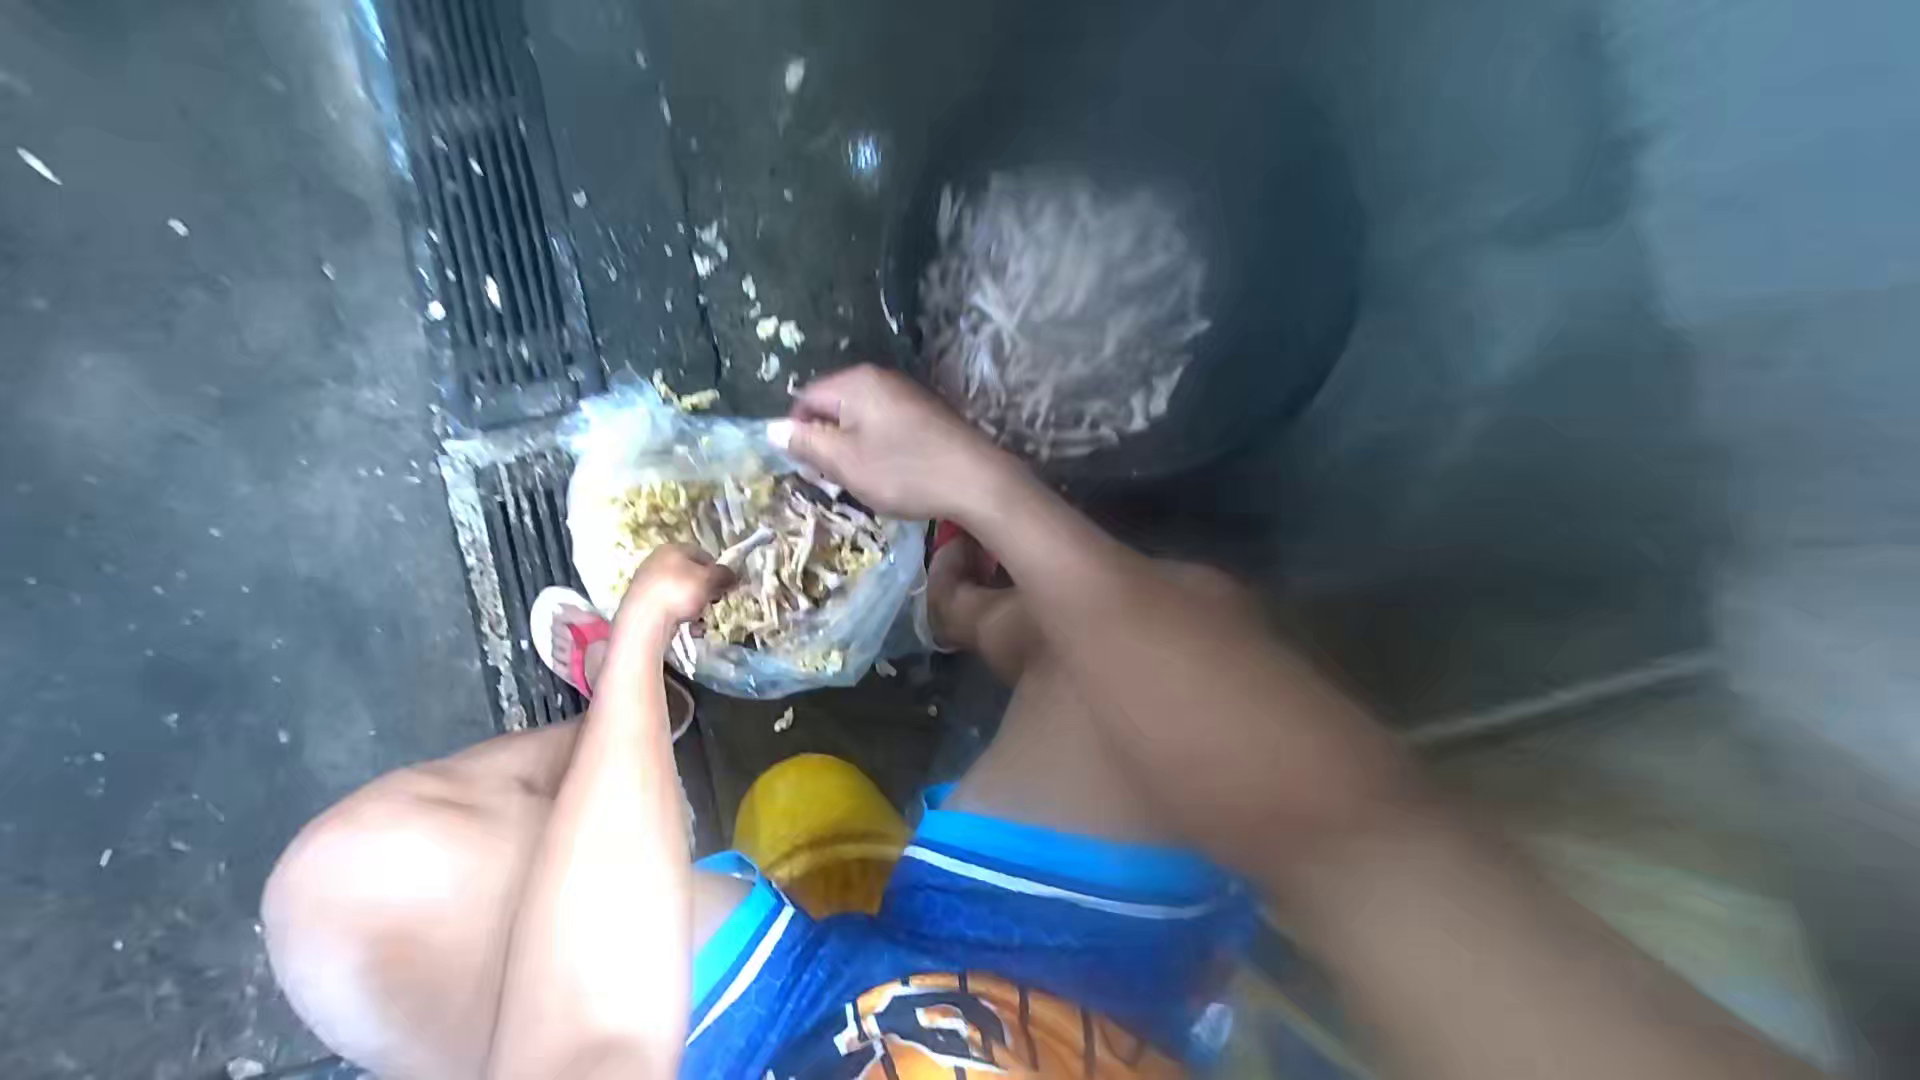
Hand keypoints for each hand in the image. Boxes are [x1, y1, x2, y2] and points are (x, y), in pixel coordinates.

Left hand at [613, 544, 735, 640]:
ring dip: (694, 602)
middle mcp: (656, 560)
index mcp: (673, 548)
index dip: (717, 570)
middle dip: (705, 588)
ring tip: (699, 615)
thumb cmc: (680, 591)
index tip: (724, 586)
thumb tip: (733, 575)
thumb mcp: (710, 579)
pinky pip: (668, 603)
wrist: (644, 618)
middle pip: (691, 573)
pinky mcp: (641, 600)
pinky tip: (686, 622)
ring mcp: (646, 580)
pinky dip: (679, 611)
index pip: (703, 555)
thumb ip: (725, 575)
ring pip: (680, 589)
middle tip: (713, 601)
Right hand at [775, 364, 1015, 521]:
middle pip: (834, 407)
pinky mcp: (927, 414)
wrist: (977, 481)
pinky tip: (892, 473)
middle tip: (834, 478)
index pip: (805, 399)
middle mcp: (881, 379)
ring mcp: (908, 395)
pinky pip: (886, 426)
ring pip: (861, 419)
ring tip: (863, 480)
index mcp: (856, 383)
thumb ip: (806, 443)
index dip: (797, 433)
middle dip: (827, 442)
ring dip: (853, 449)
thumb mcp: (846, 462)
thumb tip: (771, 429)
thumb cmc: (904, 472)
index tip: (806, 467)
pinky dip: (879, 448)